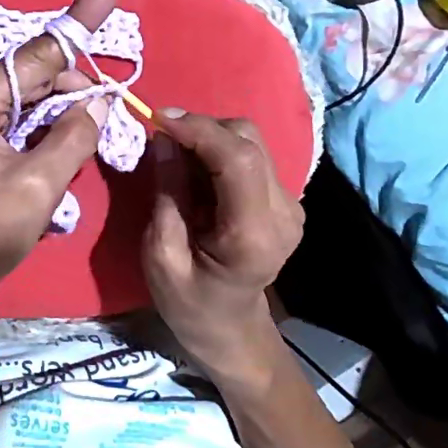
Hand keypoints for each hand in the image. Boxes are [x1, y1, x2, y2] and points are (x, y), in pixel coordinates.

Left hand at [0, 0, 125, 305]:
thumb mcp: (38, 185)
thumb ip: (73, 136)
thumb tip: (98, 102)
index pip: (37, 54)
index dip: (80, 20)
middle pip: (35, 76)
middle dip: (74, 89)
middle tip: (110, 110)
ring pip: (31, 101)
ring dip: (63, 115)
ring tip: (87, 139)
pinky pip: (21, 121)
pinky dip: (48, 131)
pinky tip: (66, 148)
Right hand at [143, 112, 303, 386]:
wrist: (229, 328)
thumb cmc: (188, 303)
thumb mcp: (160, 255)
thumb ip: (166, 194)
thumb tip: (164, 140)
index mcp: (253, 233)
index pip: (238, 159)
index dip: (198, 129)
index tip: (157, 118)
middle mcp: (283, 212)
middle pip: (248, 141)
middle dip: (201, 129)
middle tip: (162, 139)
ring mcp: (290, 204)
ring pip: (251, 141)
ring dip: (209, 138)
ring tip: (176, 156)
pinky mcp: (284, 200)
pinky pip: (251, 156)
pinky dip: (218, 151)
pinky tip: (196, 172)